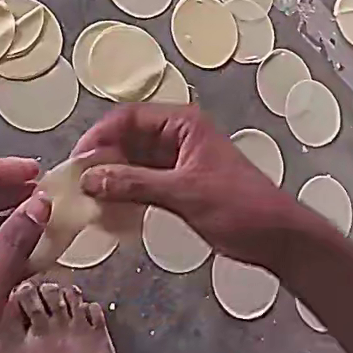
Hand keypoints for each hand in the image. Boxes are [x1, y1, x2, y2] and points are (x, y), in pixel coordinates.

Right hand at [74, 104, 329, 267]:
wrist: (275, 235)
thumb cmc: (238, 206)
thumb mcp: (184, 193)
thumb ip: (135, 184)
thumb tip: (90, 178)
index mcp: (184, 124)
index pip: (130, 118)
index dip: (101, 135)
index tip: (78, 160)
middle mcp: (179, 136)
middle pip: (129, 138)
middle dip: (103, 157)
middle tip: (77, 183)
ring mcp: (180, 160)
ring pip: (134, 161)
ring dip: (113, 177)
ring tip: (87, 197)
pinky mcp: (180, 184)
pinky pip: (144, 181)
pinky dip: (127, 192)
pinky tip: (110, 207)